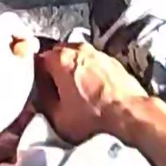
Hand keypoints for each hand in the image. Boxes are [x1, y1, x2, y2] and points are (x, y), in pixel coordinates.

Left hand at [0, 17, 37, 143]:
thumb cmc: (0, 95)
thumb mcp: (25, 69)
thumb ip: (26, 48)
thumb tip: (23, 43)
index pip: (13, 22)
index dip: (27, 34)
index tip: (34, 49)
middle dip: (12, 45)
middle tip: (23, 61)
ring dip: (0, 57)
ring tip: (10, 74)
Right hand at [35, 42, 149, 142]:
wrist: (128, 113)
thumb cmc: (92, 118)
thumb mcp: (58, 117)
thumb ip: (43, 99)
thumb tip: (38, 92)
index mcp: (61, 59)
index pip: (40, 59)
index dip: (37, 75)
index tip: (39, 88)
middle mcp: (78, 48)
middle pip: (58, 53)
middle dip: (54, 69)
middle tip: (55, 90)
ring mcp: (95, 50)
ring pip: (75, 55)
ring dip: (71, 68)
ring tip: (74, 90)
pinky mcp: (109, 58)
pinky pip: (91, 60)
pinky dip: (87, 69)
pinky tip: (90, 87)